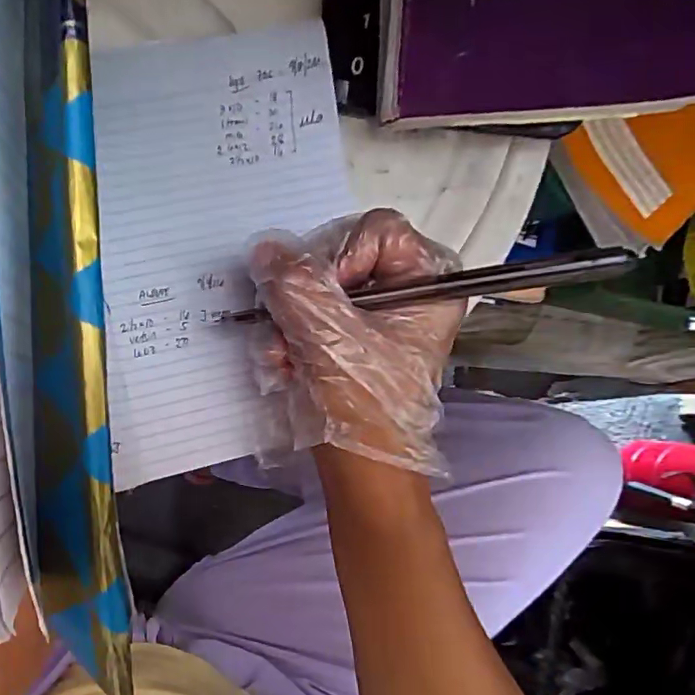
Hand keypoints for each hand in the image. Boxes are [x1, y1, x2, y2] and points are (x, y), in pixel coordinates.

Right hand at [248, 208, 463, 472]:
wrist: (360, 465)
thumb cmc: (364, 402)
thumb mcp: (329, 336)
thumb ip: (295, 286)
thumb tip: (266, 249)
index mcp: (428, 279)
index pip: (375, 228)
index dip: (341, 257)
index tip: (329, 298)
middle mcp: (403, 288)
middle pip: (335, 256)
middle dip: (302, 297)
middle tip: (291, 327)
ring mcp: (371, 312)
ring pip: (313, 288)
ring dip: (287, 321)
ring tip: (283, 355)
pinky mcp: (344, 334)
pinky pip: (305, 313)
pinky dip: (289, 336)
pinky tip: (284, 362)